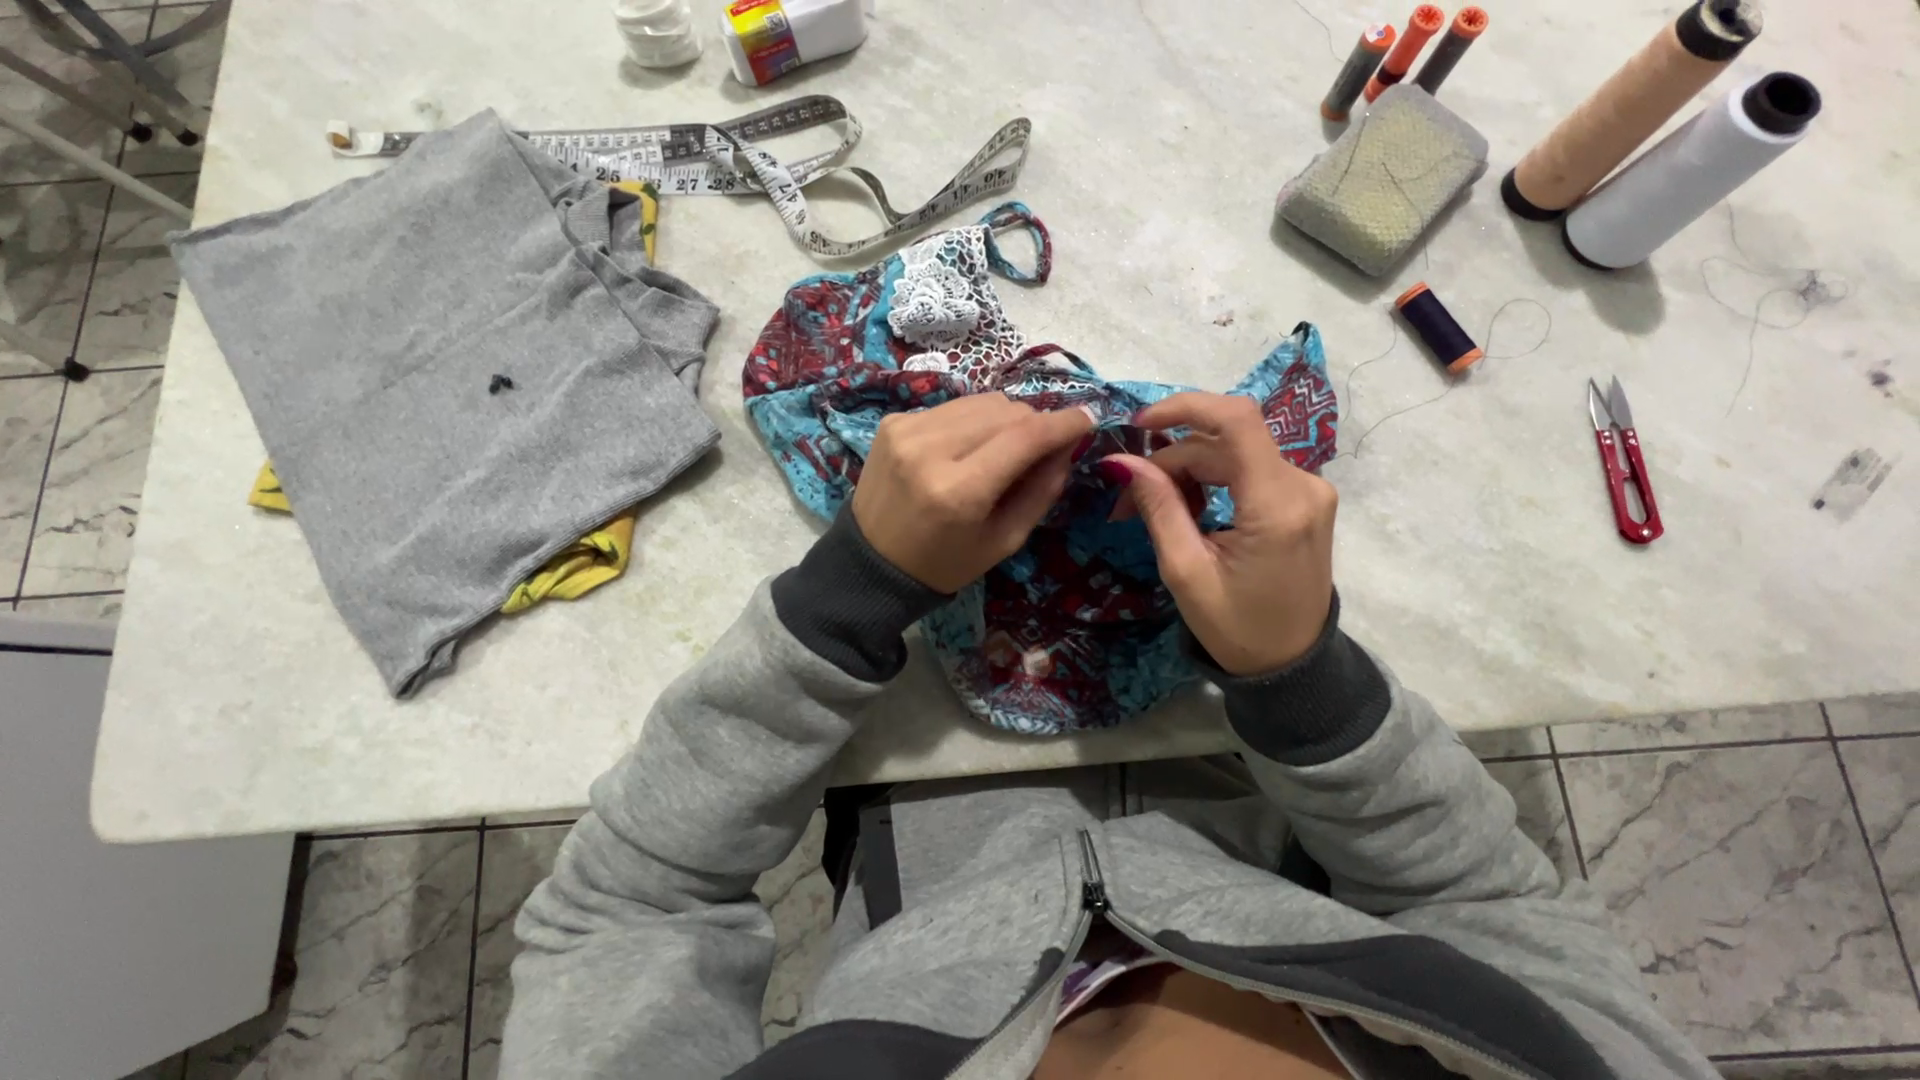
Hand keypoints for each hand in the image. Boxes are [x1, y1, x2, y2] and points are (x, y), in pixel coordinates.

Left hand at [853, 393, 1093, 592]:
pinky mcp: (892, 422)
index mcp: (959, 491)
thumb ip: (1042, 490)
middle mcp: (930, 450)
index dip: (1064, 424)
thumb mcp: (1004, 541)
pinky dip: (971, 422)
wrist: (872, 563)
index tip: (1088, 419)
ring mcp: (906, 430)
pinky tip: (966, 449)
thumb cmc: (944, 563)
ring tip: (1003, 449)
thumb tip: (1069, 444)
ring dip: (1004, 420)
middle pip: (1006, 411)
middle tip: (1042, 448)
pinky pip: (953, 407)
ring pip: (981, 402)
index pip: (1025, 437)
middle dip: (1034, 424)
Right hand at [1103, 393, 1337, 674]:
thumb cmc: (1236, 628)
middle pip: (1225, 442)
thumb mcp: (1185, 571)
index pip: (1237, 420)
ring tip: (1149, 505)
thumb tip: (1122, 460)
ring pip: (1234, 454)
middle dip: (1171, 459)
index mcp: (1277, 505)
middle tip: (1126, 496)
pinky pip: (1249, 470)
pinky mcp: (1303, 500)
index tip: (1140, 424)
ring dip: (1187, 470)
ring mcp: (1309, 491)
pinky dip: (1211, 479)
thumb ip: (1159, 506)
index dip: (1185, 407)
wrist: (1291, 664)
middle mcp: (1303, 486)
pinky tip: (1186, 506)